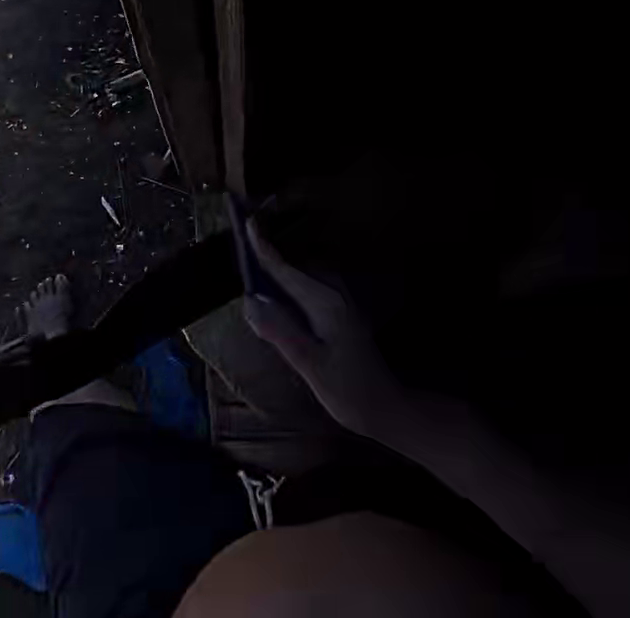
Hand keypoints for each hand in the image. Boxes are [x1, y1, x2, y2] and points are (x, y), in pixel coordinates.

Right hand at [241, 219, 408, 441]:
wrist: (387, 409)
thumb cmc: (349, 391)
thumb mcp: (311, 365)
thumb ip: (280, 331)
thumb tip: (250, 300)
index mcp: (324, 303)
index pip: (286, 269)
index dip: (264, 246)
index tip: (247, 222)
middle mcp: (332, 294)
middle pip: (292, 267)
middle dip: (267, 254)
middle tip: (242, 243)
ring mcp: (337, 302)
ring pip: (300, 276)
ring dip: (277, 268)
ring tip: (253, 265)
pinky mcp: (337, 312)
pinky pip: (306, 287)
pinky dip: (287, 283)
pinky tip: (277, 295)